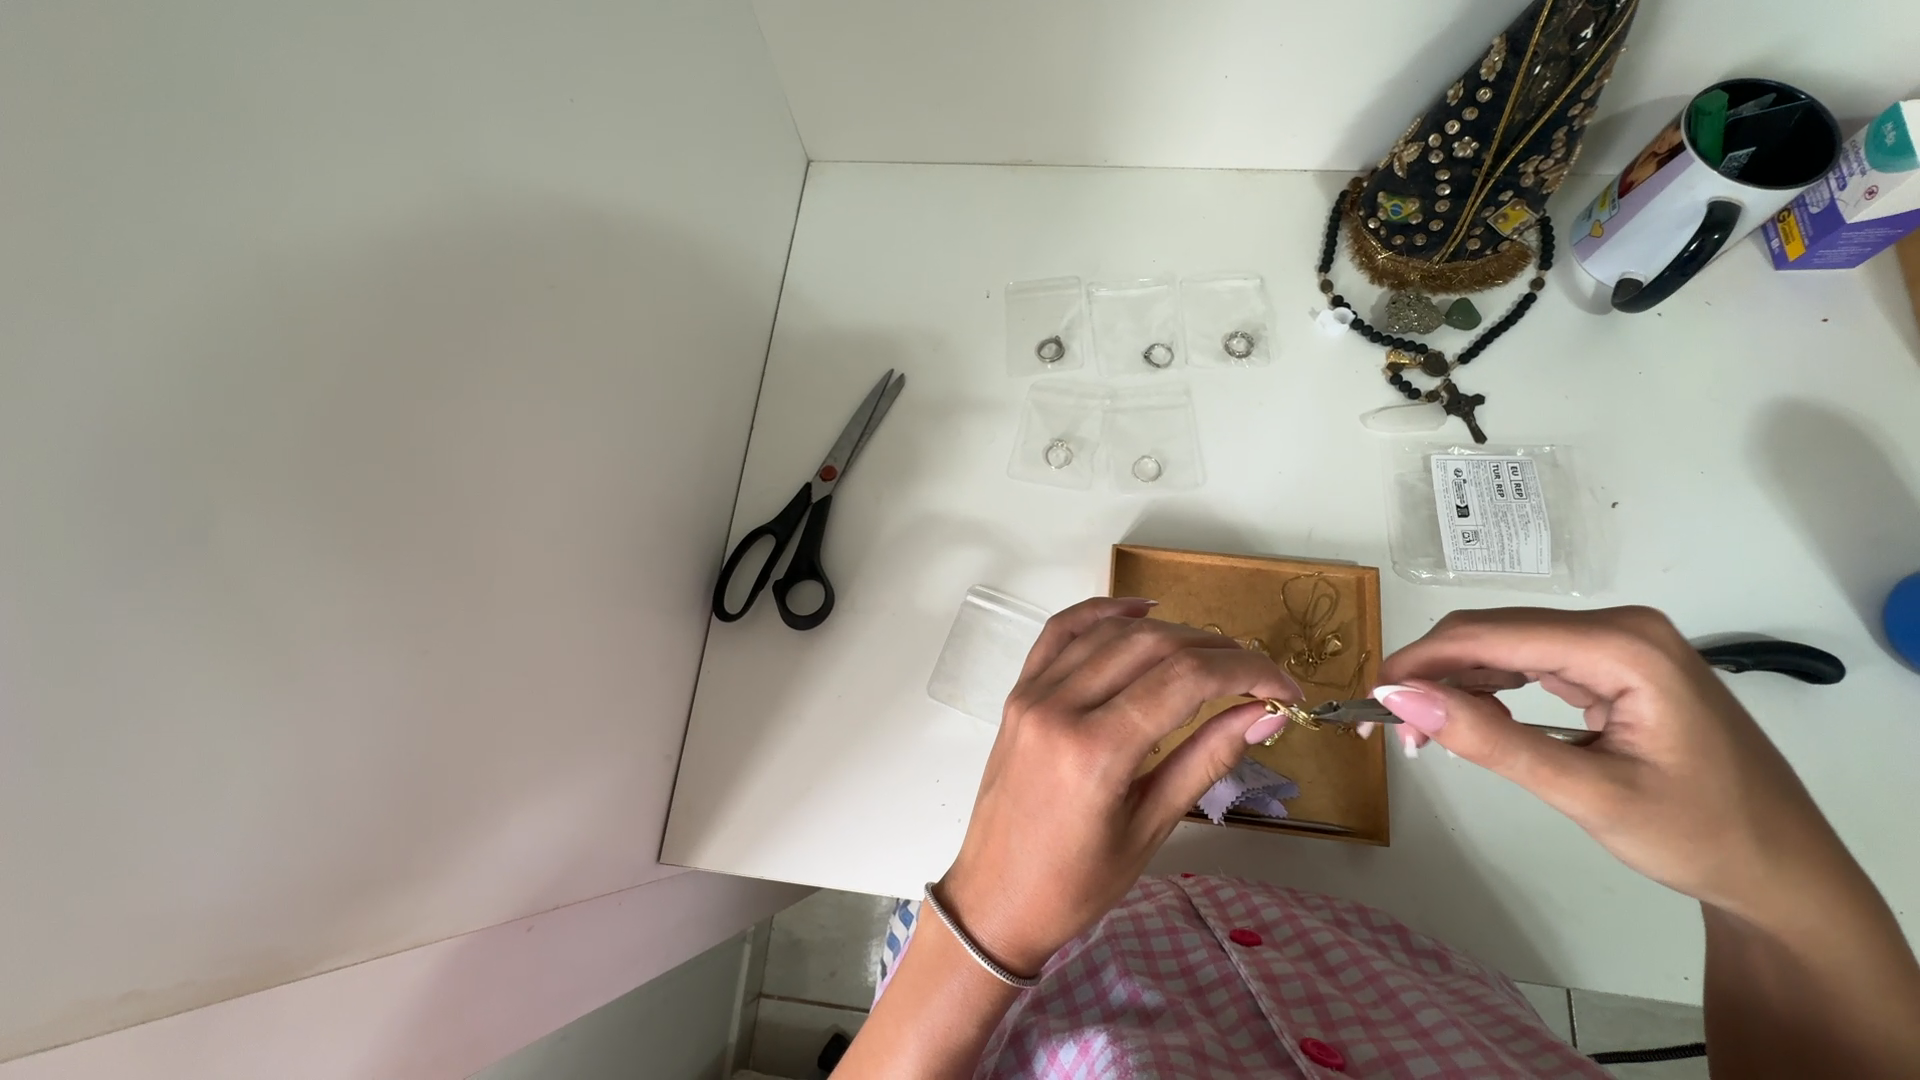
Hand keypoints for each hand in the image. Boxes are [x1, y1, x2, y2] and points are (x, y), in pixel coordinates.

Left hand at [938, 597, 1299, 974]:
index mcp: (1095, 749)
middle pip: (1153, 645)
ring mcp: (1032, 693)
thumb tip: (1266, 714)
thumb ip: (1208, 759)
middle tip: (1257, 676)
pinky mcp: (1018, 692)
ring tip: (1214, 654)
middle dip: (1217, 650)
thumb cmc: (1077, 883)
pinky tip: (1141, 612)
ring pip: (1112, 632)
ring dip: (1171, 632)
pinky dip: (1102, 612)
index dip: (1247, 671)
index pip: (1186, 679)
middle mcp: (1059, 706)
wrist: (995, 899)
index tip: (1286, 690)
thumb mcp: (1151, 827)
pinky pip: (1060, 632)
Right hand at [1374, 606, 1857, 923]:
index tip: (1371, 700)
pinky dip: (1485, 689)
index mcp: (1622, 646)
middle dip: (1432, 675)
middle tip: (1395, 730)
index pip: (1488, 635)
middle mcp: (1618, 626)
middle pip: (1489, 633)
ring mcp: (1617, 642)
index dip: (1419, 662)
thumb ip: (1490, 741)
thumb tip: (1400, 697)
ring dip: (1454, 683)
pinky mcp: (1612, 663)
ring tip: (1423, 733)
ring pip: (1500, 645)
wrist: (1784, 871)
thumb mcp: (1587, 794)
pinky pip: (1526, 661)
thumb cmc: (1700, 836)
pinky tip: (1471, 721)